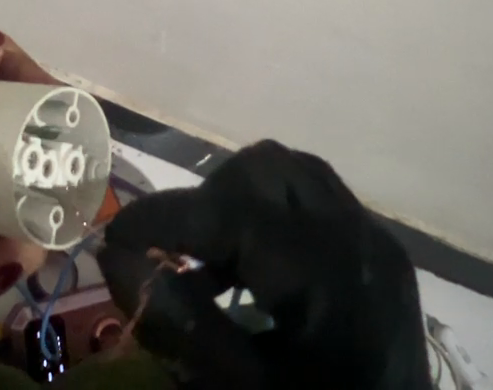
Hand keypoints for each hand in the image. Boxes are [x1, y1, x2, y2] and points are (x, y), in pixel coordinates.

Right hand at [98, 141, 432, 389]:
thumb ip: (173, 323)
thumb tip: (112, 254)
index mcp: (331, 284)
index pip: (232, 215)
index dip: (164, 218)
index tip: (115, 239)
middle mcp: (361, 241)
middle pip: (265, 169)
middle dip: (206, 199)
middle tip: (176, 252)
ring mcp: (376, 239)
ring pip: (289, 169)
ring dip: (238, 198)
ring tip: (214, 256)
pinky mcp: (380, 247)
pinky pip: (314, 193)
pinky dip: (270, 209)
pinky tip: (253, 265)